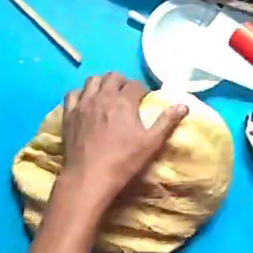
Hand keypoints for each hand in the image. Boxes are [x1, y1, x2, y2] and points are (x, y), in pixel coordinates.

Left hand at [56, 74, 185, 207]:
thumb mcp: (151, 143)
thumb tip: (183, 105)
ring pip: (92, 80)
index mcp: (124, 101)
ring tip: (107, 94)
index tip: (143, 100)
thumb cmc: (123, 161)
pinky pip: (72, 93)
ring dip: (102, 83)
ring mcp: (83, 104)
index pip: (136, 85)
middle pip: (113, 76)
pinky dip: (80, 93)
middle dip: (122, 82)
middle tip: (126, 95)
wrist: (89, 176)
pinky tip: (85, 101)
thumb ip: (167, 122)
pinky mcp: (69, 114)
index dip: (142, 90)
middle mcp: (103, 96)